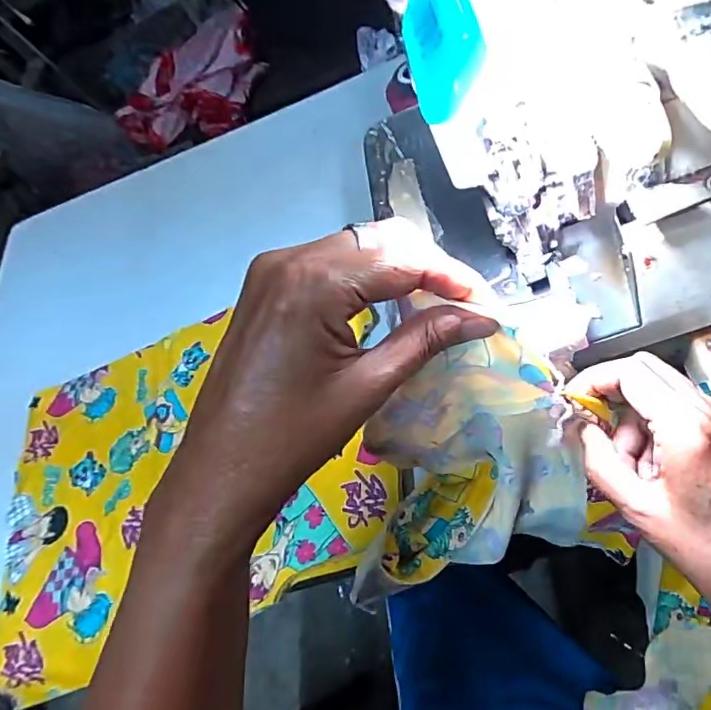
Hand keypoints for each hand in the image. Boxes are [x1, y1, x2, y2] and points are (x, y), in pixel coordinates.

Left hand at [152, 220, 500, 551]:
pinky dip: (366, 277)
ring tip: (438, 304)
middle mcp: (289, 259)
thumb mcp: (368, 386)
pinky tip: (391, 303)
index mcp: (314, 281)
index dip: (452, 277)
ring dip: (399, 268)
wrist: (223, 468)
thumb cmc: (294, 436)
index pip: (401, 258)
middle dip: (429, 266)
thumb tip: (482, 317)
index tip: (487, 303)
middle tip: (466, 304)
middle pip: (379, 241)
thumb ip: (425, 339)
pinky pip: (329, 264)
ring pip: (355, 248)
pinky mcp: (266, 284)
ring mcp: (272, 268)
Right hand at [569, 353, 710, 641]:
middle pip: (646, 371)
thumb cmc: (707, 549)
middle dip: (613, 397)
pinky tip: (656, 471)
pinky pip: (678, 411)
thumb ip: (600, 461)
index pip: (630, 373)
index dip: (594, 381)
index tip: (574, 402)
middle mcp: (710, 411)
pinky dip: (656, 429)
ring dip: (635, 421)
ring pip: (660, 392)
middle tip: (597, 435)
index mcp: (688, 427)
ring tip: (635, 472)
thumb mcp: (639, 508)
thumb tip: (580, 428)